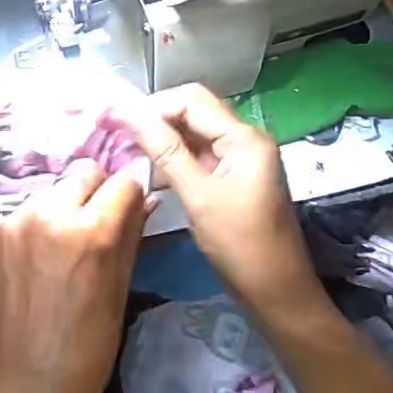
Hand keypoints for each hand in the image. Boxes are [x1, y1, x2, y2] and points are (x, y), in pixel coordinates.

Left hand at [0, 158, 145, 392]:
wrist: (26, 380)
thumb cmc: (88, 345)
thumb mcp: (120, 288)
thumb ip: (131, 233)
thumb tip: (145, 196)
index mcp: (90, 230)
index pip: (121, 182)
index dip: (129, 195)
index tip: (126, 210)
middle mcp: (46, 213)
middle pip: (81, 174)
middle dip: (92, 194)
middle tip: (90, 228)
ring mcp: (9, 222)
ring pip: (46, 192)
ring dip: (57, 209)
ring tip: (55, 249)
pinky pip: (16, 215)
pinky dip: (26, 230)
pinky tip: (27, 262)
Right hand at [121, 84, 325, 315]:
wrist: (276, 291)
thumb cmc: (239, 244)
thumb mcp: (197, 195)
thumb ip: (163, 150)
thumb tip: (128, 113)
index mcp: (243, 138)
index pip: (190, 101)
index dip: (151, 106)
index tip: (115, 121)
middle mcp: (244, 139)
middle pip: (192, 110)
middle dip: (154, 117)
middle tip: (118, 133)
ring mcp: (239, 158)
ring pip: (192, 131)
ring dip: (161, 137)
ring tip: (127, 149)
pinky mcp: (232, 175)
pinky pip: (198, 153)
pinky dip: (173, 156)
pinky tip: (149, 168)